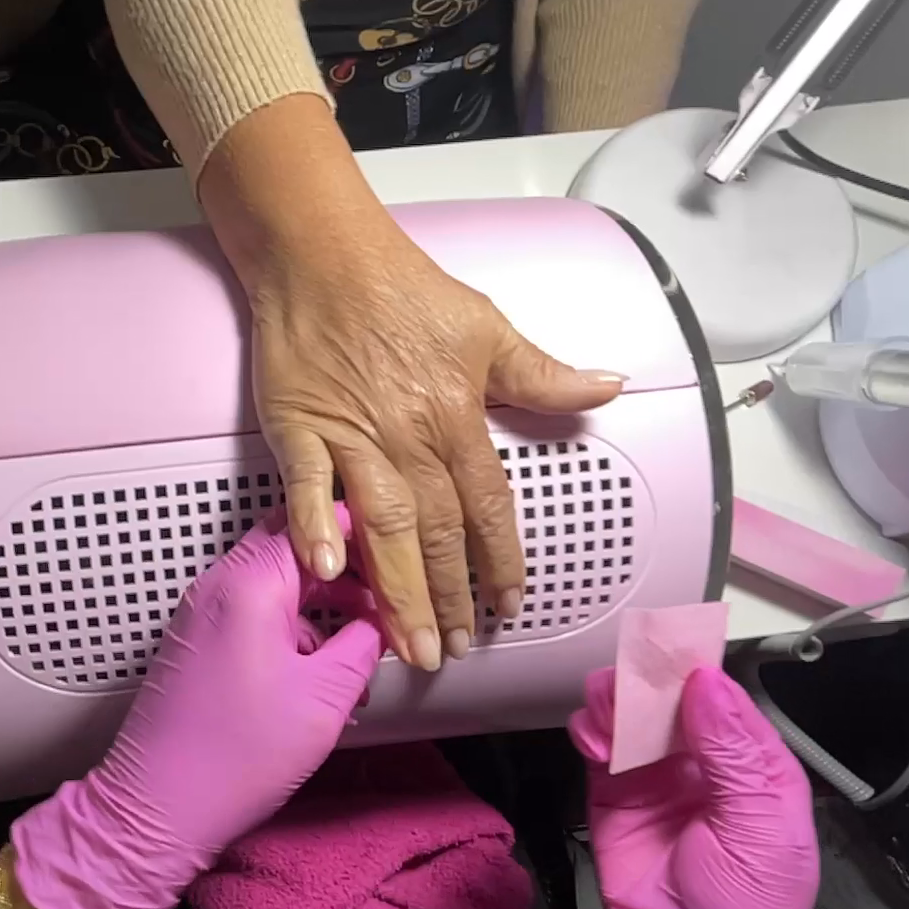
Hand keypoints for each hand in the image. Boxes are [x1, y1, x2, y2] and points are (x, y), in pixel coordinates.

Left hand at [12, 509, 383, 908]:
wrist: (158, 806)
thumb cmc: (237, 755)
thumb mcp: (324, 698)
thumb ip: (362, 644)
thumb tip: (379, 621)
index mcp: (248, 585)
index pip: (311, 527)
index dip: (359, 533)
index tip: (396, 550)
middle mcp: (218, 585)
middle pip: (291, 548)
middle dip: (343, 568)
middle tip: (388, 593)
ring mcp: (202, 612)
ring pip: (273, 581)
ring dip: (318, 600)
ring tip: (361, 637)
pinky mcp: (197, 640)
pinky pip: (252, 610)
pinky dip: (289, 622)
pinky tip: (319, 663)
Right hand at [196, 96, 622, 673]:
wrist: (322, 255)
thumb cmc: (402, 289)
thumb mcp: (487, 326)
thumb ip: (542, 374)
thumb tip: (608, 388)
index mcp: (457, 419)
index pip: (488, 507)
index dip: (500, 561)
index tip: (507, 607)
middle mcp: (410, 438)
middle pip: (437, 533)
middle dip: (450, 598)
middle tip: (452, 652)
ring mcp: (353, 437)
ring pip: (384, 525)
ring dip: (399, 589)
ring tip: (409, 645)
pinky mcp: (300, 429)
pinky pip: (309, 485)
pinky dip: (317, 525)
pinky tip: (326, 570)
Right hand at [569, 667, 825, 908]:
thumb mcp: (762, 835)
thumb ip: (735, 757)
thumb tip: (707, 683)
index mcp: (750, 764)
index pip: (722, 698)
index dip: (694, 669)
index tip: (665, 646)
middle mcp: (699, 759)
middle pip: (666, 696)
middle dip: (643, 682)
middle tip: (627, 686)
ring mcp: (650, 771)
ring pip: (625, 711)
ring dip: (611, 703)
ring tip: (607, 720)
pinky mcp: (608, 787)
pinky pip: (593, 740)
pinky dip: (587, 731)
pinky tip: (594, 745)